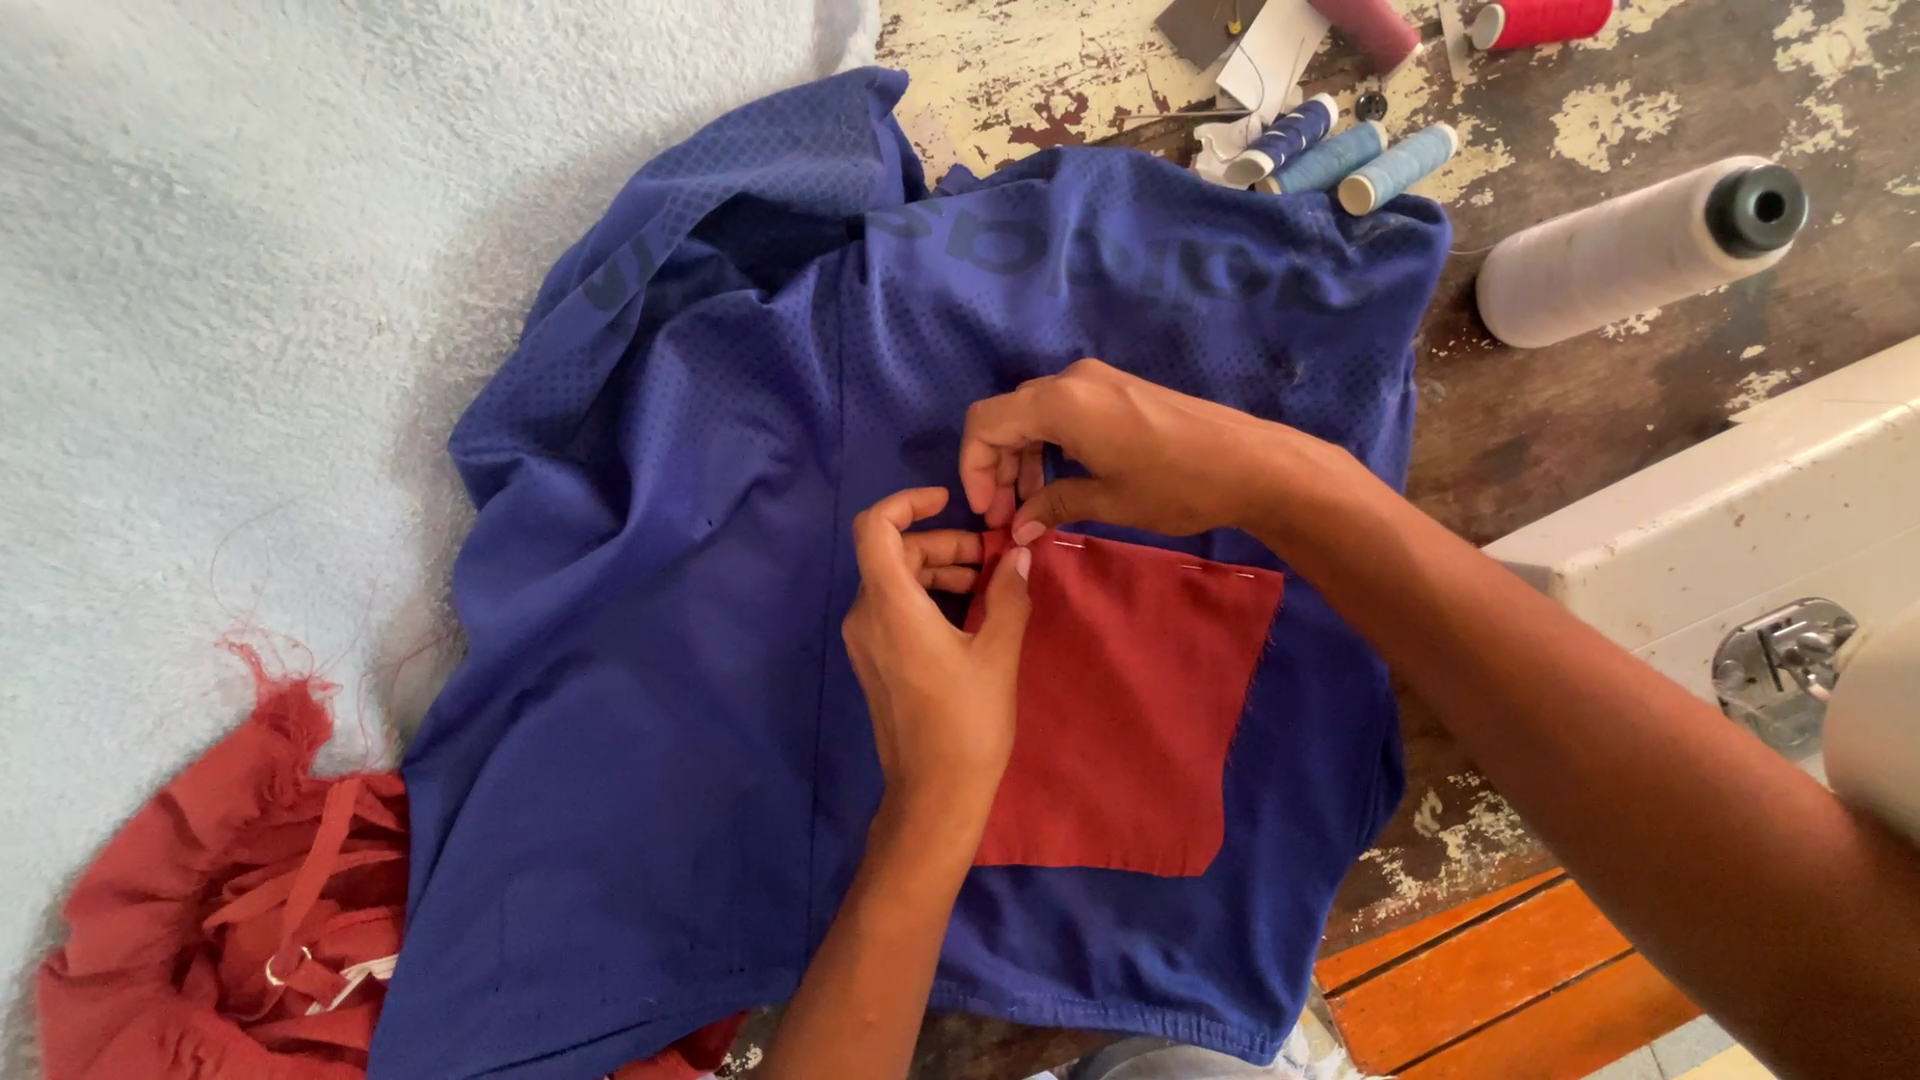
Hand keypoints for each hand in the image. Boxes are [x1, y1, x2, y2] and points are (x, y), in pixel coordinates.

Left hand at [842, 488, 1032, 818]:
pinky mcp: (872, 659)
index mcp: (892, 606)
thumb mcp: (998, 653)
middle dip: (942, 544)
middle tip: (991, 558)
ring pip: (893, 579)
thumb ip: (1009, 595)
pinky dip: (926, 595)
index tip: (947, 503)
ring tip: (987, 584)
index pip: (875, 526)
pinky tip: (967, 613)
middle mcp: (865, 616)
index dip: (907, 502)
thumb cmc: (969, 722)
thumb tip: (1020, 555)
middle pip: (892, 552)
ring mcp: (864, 640)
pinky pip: (892, 607)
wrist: (934, 794)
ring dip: (937, 569)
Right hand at [959, 358, 1367, 540]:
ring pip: (1033, 414)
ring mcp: (1097, 380)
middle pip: (1007, 416)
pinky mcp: (1116, 389)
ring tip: (1031, 506)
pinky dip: (1049, 446)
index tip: (987, 511)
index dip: (973, 467)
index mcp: (1060, 403)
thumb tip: (1017, 528)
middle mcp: (1071, 380)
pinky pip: (1062, 412)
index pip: (985, 422)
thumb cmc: (1176, 484)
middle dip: (996, 467)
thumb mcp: (1108, 500)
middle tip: (1006, 516)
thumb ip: (1052, 506)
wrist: (1253, 463)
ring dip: (1022, 459)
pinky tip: (1060, 481)